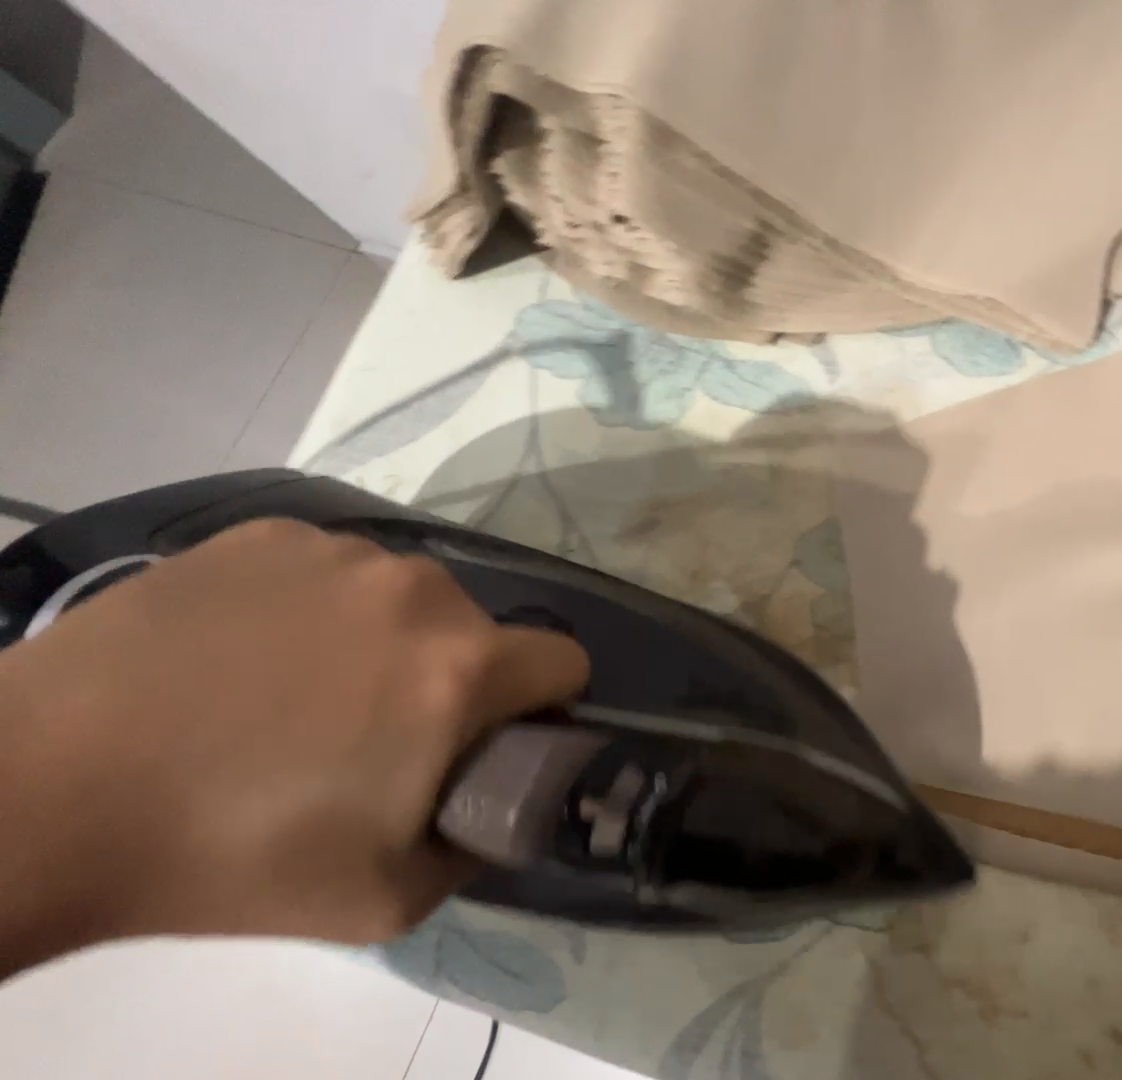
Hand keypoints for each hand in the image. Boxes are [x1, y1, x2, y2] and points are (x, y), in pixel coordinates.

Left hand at [0, 519, 588, 968]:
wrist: (27, 799)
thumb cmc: (227, 855)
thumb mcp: (389, 896)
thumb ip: (479, 846)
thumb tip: (503, 810)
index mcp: (463, 669)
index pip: (566, 662)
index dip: (542, 707)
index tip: (487, 740)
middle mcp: (421, 592)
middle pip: (485, 630)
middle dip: (457, 676)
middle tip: (379, 732)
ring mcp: (340, 554)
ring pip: (412, 596)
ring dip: (390, 638)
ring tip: (303, 690)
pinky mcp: (268, 535)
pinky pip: (337, 568)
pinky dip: (320, 607)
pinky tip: (252, 654)